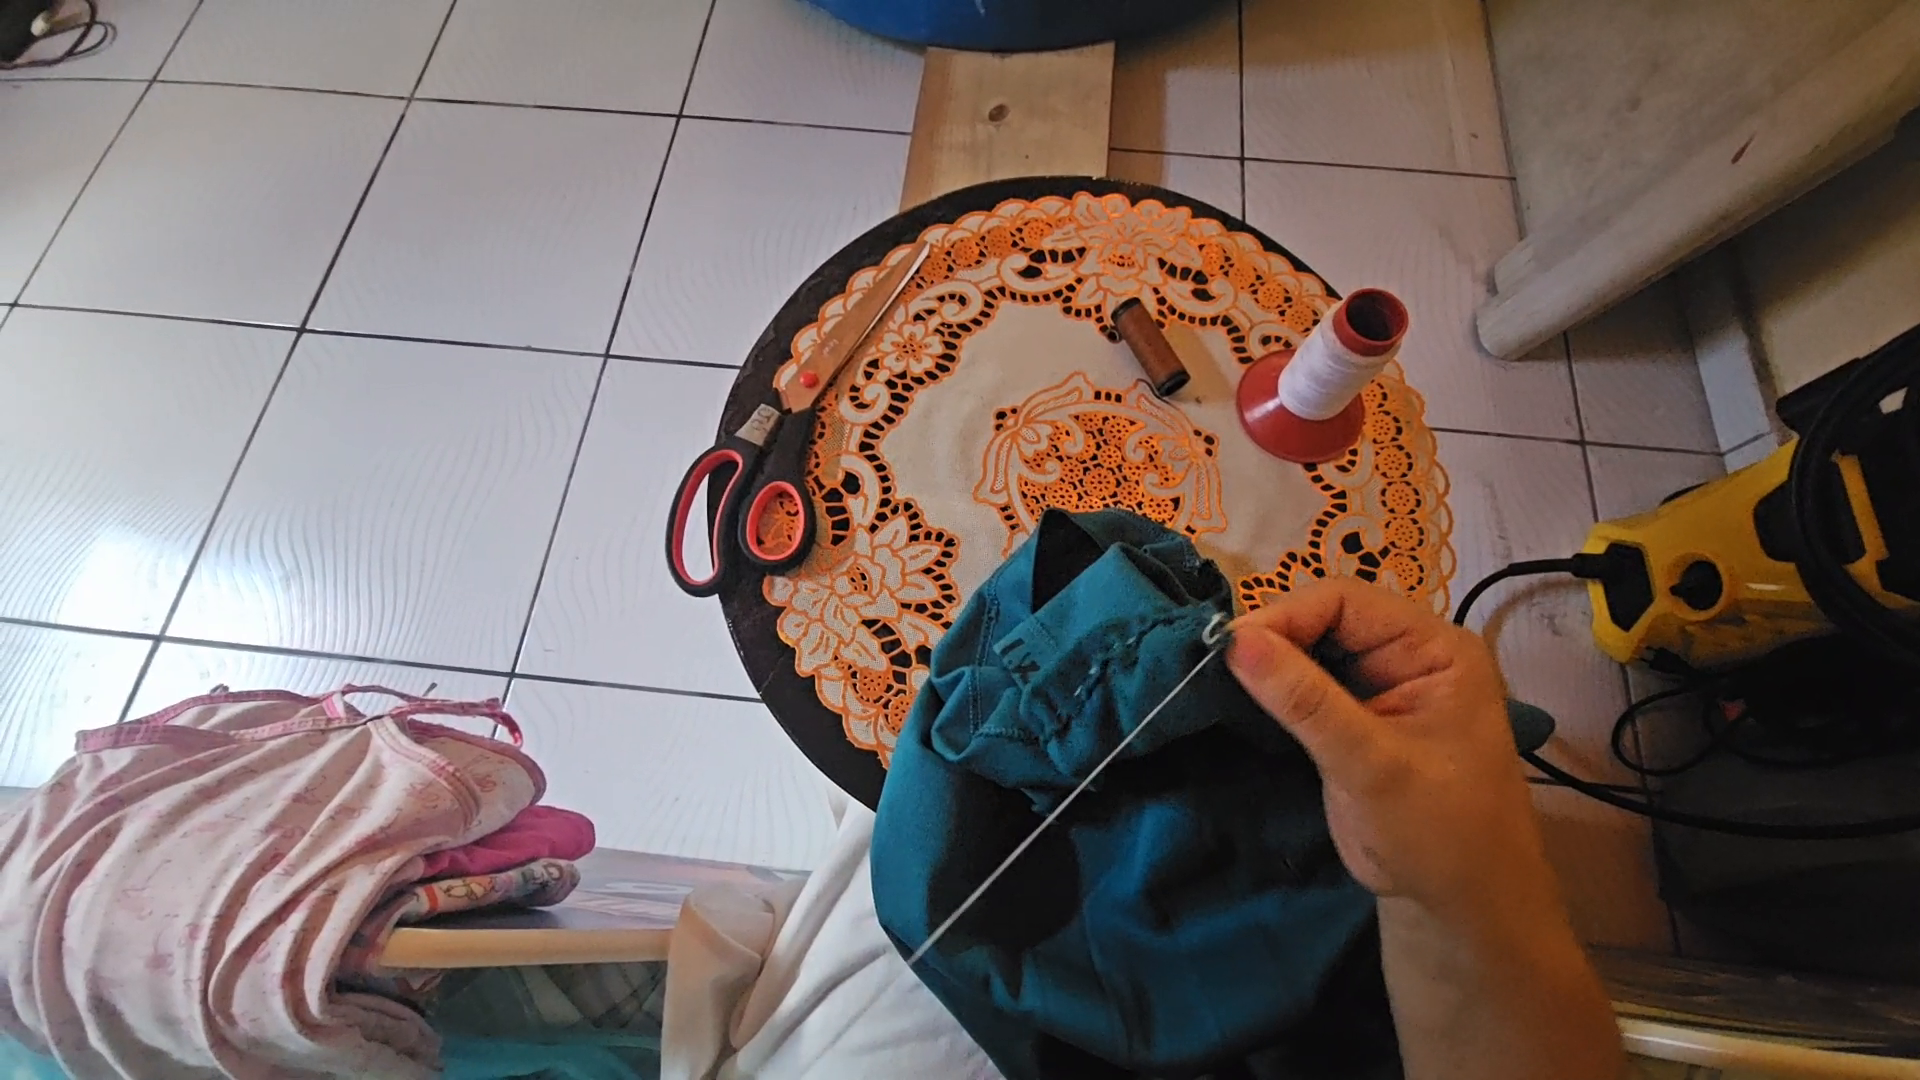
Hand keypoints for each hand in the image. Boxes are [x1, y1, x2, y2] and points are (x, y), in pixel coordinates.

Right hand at [1226, 578, 1552, 921]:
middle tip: (1220, 665)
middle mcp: (1406, 652)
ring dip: (1266, 660)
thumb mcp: (1371, 765)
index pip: (1344, 600)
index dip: (1285, 615)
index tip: (1232, 648)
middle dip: (1272, 636)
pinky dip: (1270, 685)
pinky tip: (1242, 695)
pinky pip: (1302, 679)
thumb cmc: (1439, 835)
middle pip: (1322, 616)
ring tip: (1223, 678)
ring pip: (1306, 646)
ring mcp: (1377, 681)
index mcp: (1433, 648)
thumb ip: (1304, 699)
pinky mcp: (1350, 711)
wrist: (1462, 906)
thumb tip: (1235, 639)